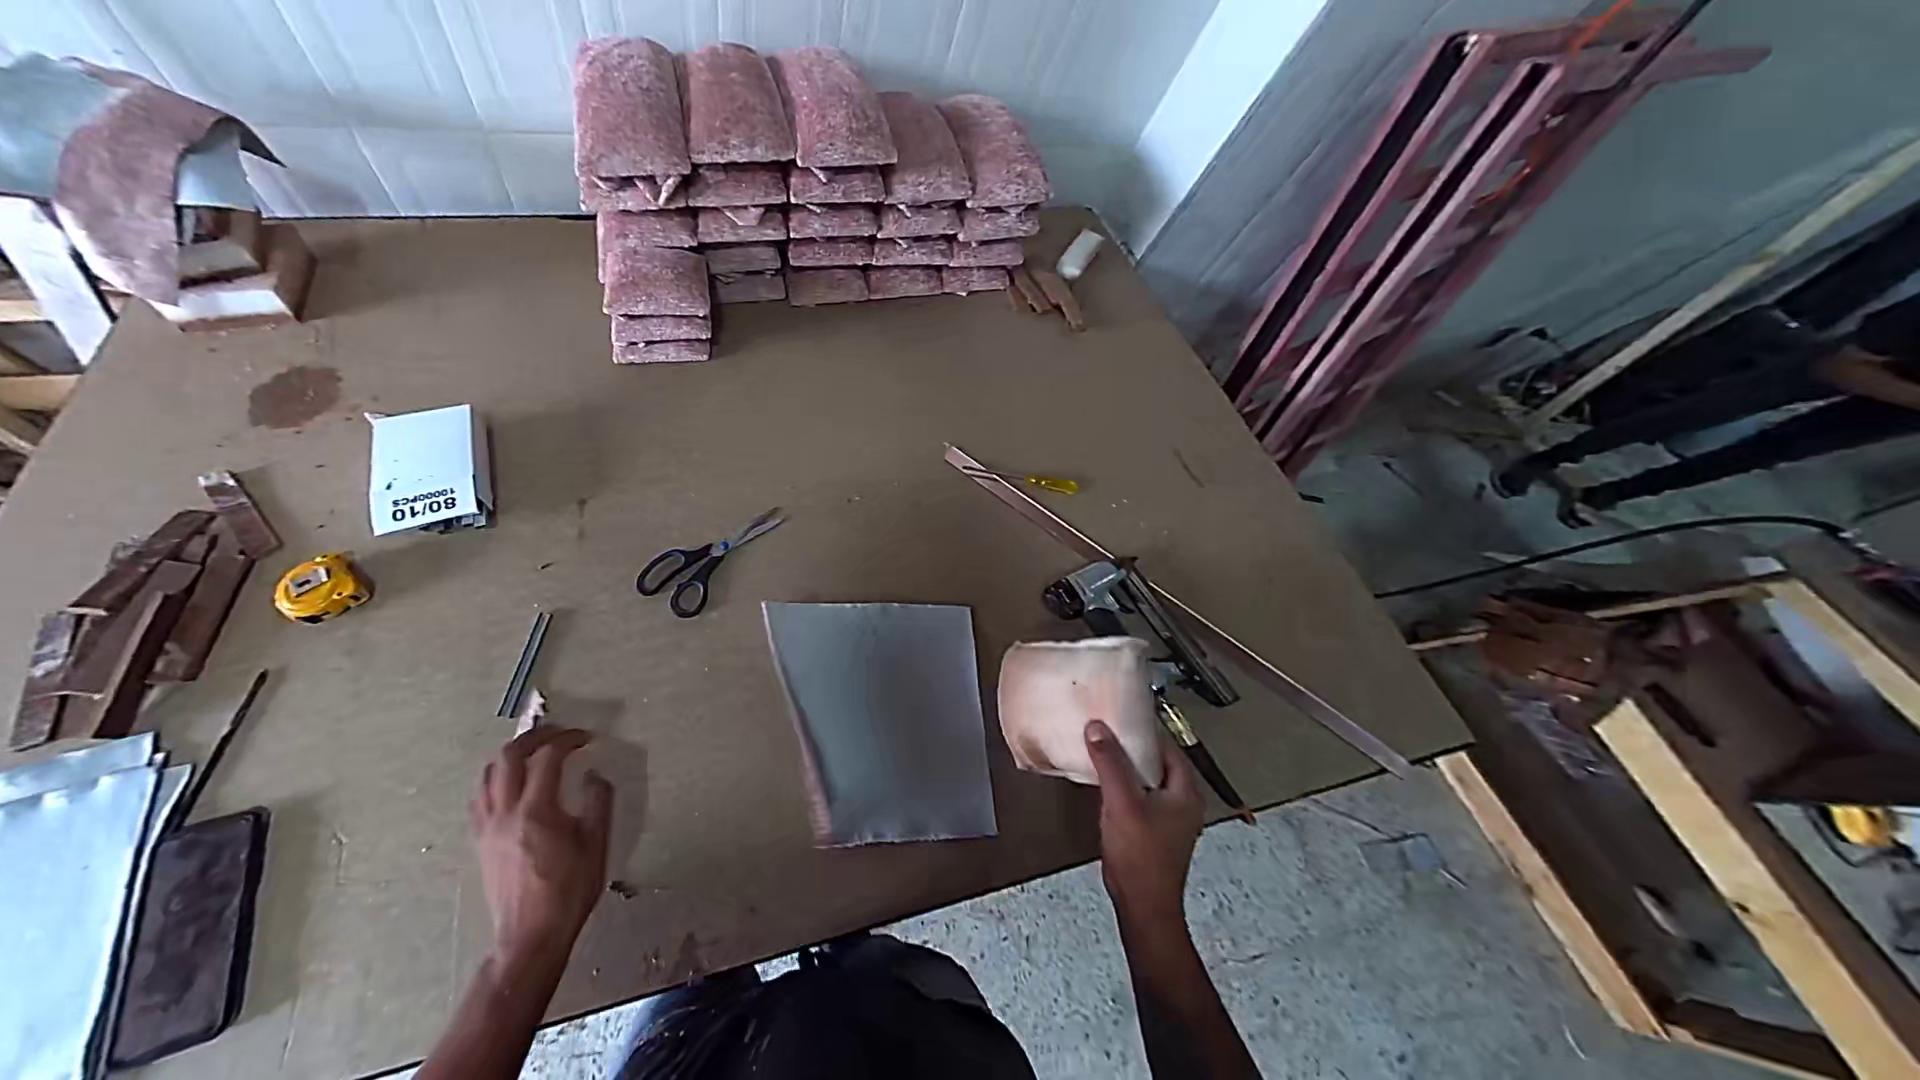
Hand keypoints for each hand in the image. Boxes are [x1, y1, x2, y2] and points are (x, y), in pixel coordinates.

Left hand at [469, 727, 613, 967]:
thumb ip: (598, 802)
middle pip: (509, 757)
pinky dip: (497, 780)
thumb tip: (595, 777)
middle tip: (558, 733)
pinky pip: (481, 798)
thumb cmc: (569, 890)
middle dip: (535, 737)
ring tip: (534, 751)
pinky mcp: (481, 842)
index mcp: (537, 811)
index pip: (548, 758)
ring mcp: (488, 828)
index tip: (585, 738)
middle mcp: (506, 814)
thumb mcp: (596, 843)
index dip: (569, 740)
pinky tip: (512, 785)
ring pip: (488, 775)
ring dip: (512, 755)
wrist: (531, 935)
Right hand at [1086, 720, 1202, 922]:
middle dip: (1130, 746)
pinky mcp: (1152, 829)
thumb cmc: (1140, 856)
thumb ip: (1110, 763)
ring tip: (1099, 748)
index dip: (1143, 729)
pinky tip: (1101, 780)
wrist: (1142, 906)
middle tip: (1104, 728)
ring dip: (1124, 766)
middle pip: (1155, 761)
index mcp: (1186, 791)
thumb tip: (1097, 727)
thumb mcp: (1122, 803)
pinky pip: (1137, 795)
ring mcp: (1168, 817)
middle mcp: (1182, 801)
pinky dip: (1121, 785)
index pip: (1166, 746)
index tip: (1118, 713)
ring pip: (1145, 779)